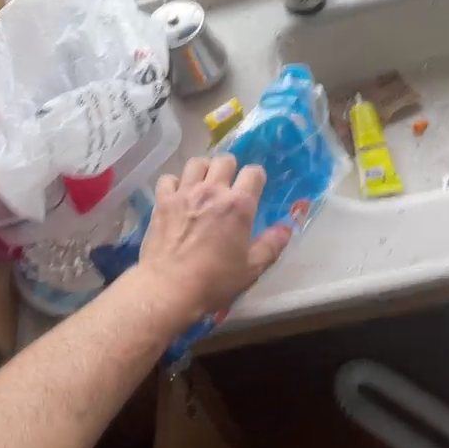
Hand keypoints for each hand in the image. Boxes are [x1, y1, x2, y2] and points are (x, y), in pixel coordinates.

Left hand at [130, 155, 292, 328]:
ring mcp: (184, 192)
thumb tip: (286, 227)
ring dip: (204, 170)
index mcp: (238, 205)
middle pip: (224, 159)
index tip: (254, 188)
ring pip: (196, 162)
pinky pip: (169, 178)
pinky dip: (175, 183)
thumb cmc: (215, 281)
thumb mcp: (252, 268)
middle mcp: (212, 190)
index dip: (256, 177)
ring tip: (204, 184)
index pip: (253, 172)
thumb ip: (271, 244)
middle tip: (229, 185)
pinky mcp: (163, 200)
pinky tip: (178, 195)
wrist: (170, 288)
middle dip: (230, 168)